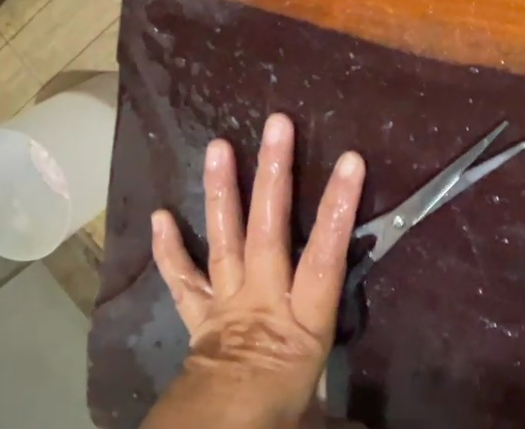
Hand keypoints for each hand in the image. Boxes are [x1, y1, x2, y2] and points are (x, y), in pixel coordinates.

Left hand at [142, 113, 365, 428]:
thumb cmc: (275, 414)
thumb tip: (365, 423)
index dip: (338, 207)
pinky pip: (183, 278)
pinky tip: (159, 214)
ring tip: (219, 146)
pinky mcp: (201, 313)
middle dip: (276, 175)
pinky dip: (170, 247)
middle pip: (270, 230)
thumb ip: (339, 401)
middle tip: (278, 125)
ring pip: (227, 238)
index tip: (351, 160)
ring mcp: (228, 301)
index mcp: (303, 319)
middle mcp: (264, 298)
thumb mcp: (317, 403)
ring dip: (224, 191)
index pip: (326, 255)